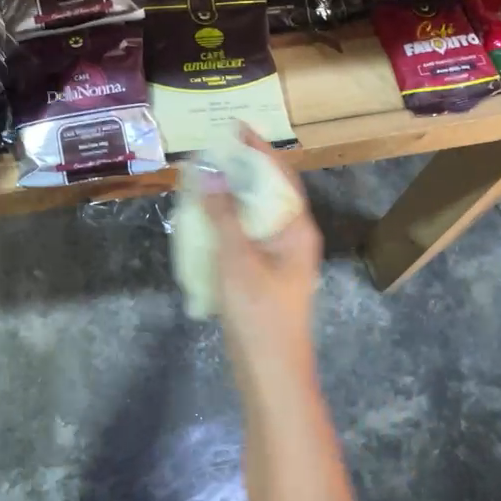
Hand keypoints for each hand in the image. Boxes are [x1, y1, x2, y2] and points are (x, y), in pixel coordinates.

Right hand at [199, 129, 322, 355]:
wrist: (270, 374)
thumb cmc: (259, 314)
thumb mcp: (236, 260)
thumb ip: (222, 215)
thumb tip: (208, 172)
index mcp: (296, 230)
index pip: (279, 177)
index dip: (258, 150)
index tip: (235, 126)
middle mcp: (292, 239)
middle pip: (268, 193)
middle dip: (241, 170)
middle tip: (211, 150)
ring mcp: (279, 259)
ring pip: (255, 215)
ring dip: (231, 196)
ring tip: (203, 178)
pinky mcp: (264, 275)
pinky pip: (246, 236)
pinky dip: (227, 222)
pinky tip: (204, 221)